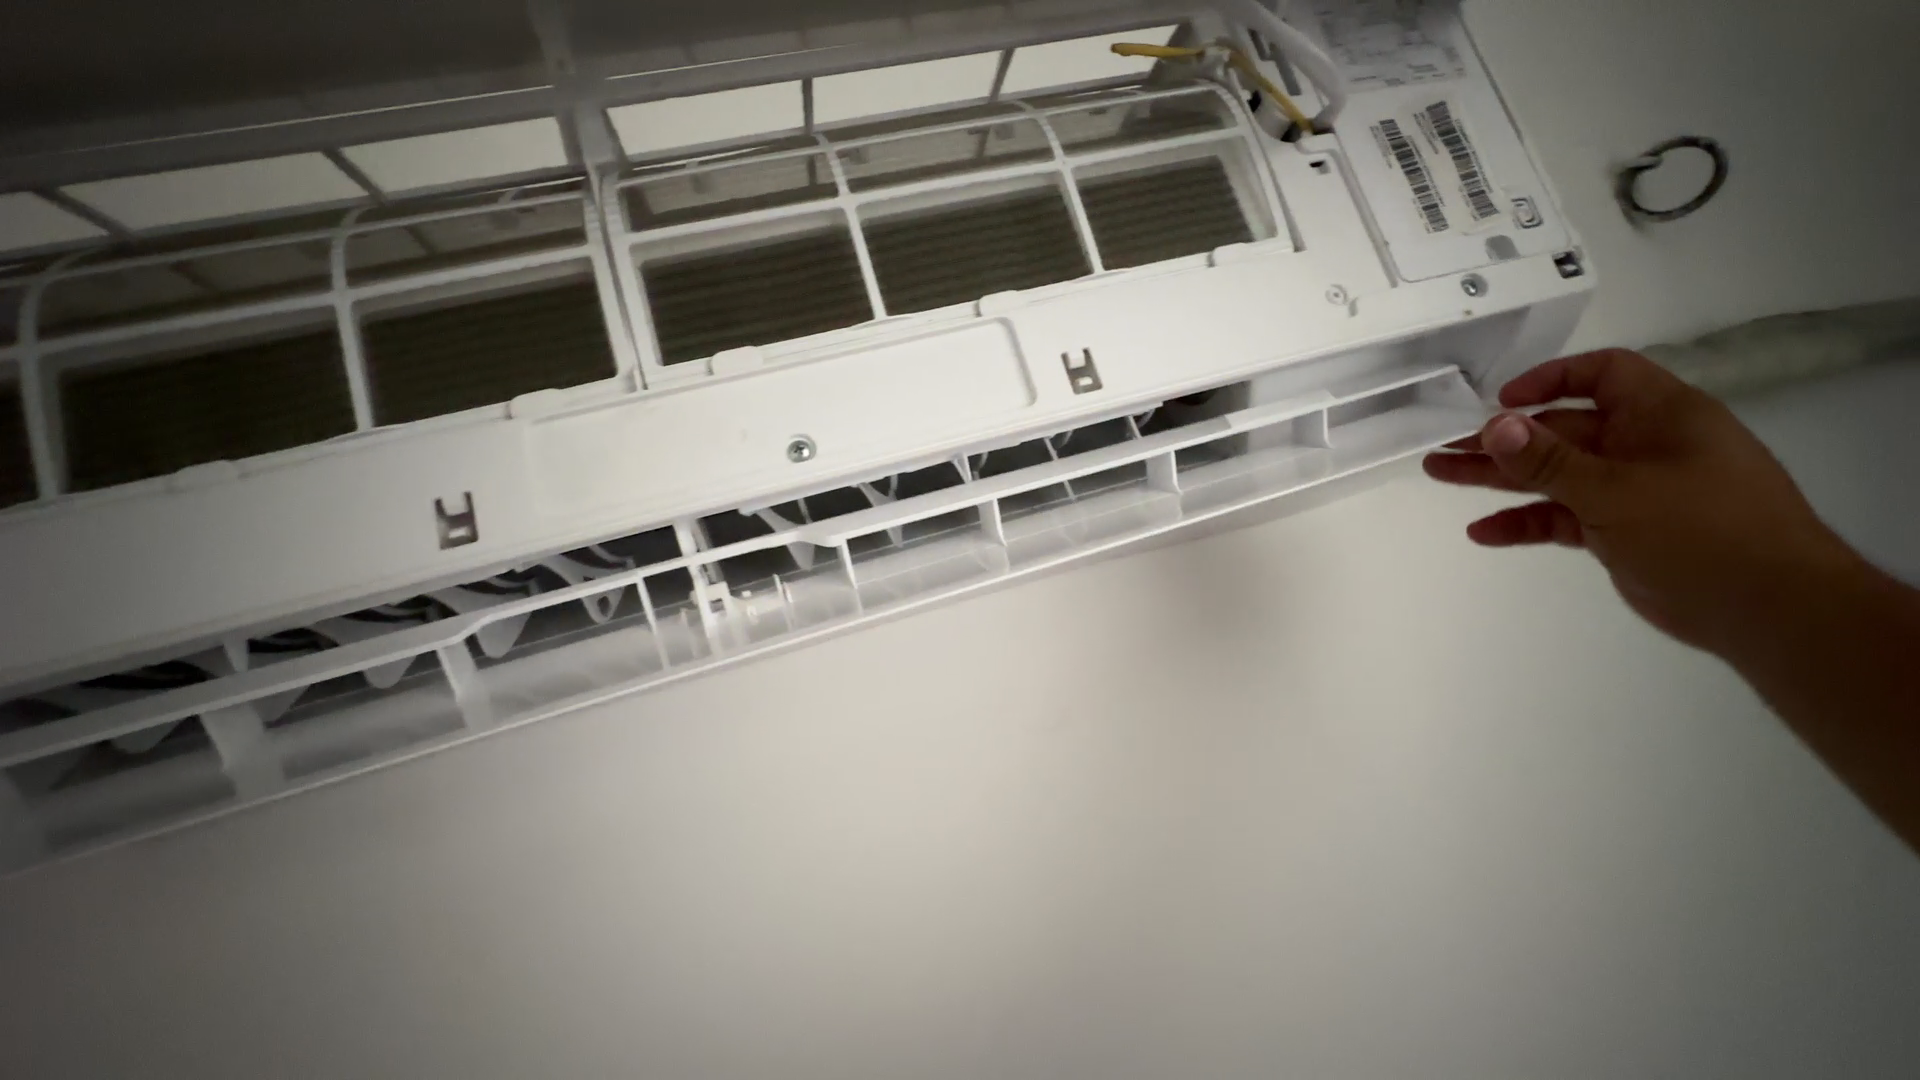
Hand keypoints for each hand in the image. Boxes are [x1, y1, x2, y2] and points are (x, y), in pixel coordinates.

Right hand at [1422, 348, 1860, 661]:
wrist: (1768, 609)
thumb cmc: (1702, 530)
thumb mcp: (1615, 490)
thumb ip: (1548, 460)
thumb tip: (1495, 424)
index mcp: (1660, 416)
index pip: (1602, 374)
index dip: (1550, 380)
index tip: (1500, 403)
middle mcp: (1642, 446)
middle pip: (1559, 430)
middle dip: (1500, 439)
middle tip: (1442, 446)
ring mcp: (1629, 489)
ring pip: (1551, 474)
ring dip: (1498, 477)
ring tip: (1439, 474)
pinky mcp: (1618, 529)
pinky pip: (1560, 517)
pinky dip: (1523, 522)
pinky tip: (1482, 533)